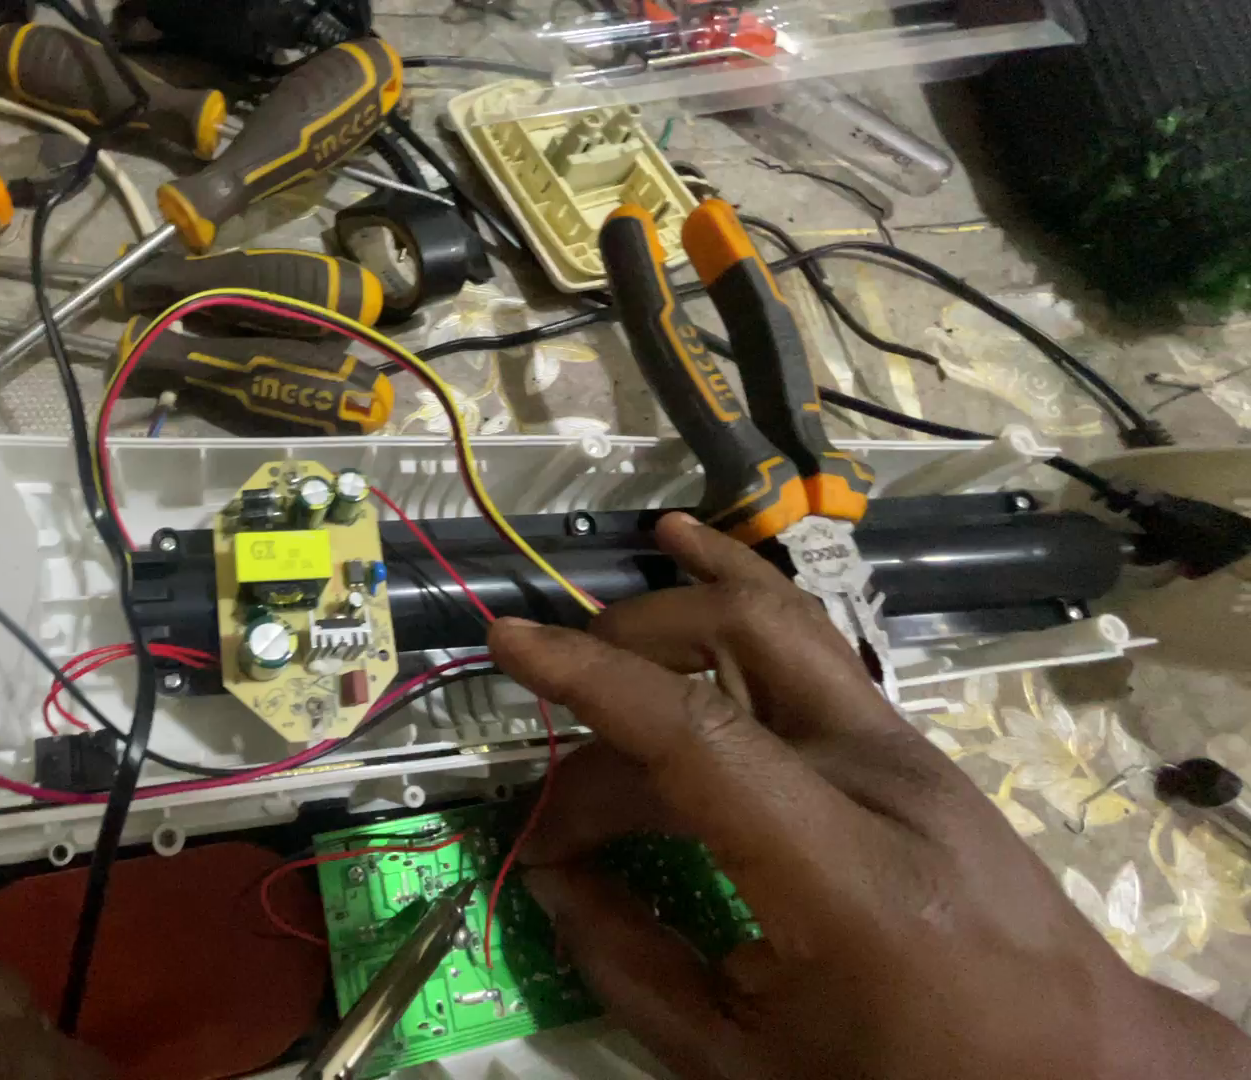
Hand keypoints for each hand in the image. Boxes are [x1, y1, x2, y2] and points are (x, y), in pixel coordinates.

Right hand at [488, 513, 1250, 1079]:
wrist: (1082, 1075)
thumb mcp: (742, 1062)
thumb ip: (624, 961)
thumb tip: (547, 870)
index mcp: (848, 877)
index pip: (698, 732)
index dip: (590, 676)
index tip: (505, 642)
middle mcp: (880, 779)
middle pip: (722, 655)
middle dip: (608, 683)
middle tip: (558, 773)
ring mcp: (896, 741)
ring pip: (772, 615)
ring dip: (665, 605)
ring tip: (589, 623)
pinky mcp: (891, 731)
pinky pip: (800, 633)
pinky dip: (729, 582)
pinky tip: (687, 545)